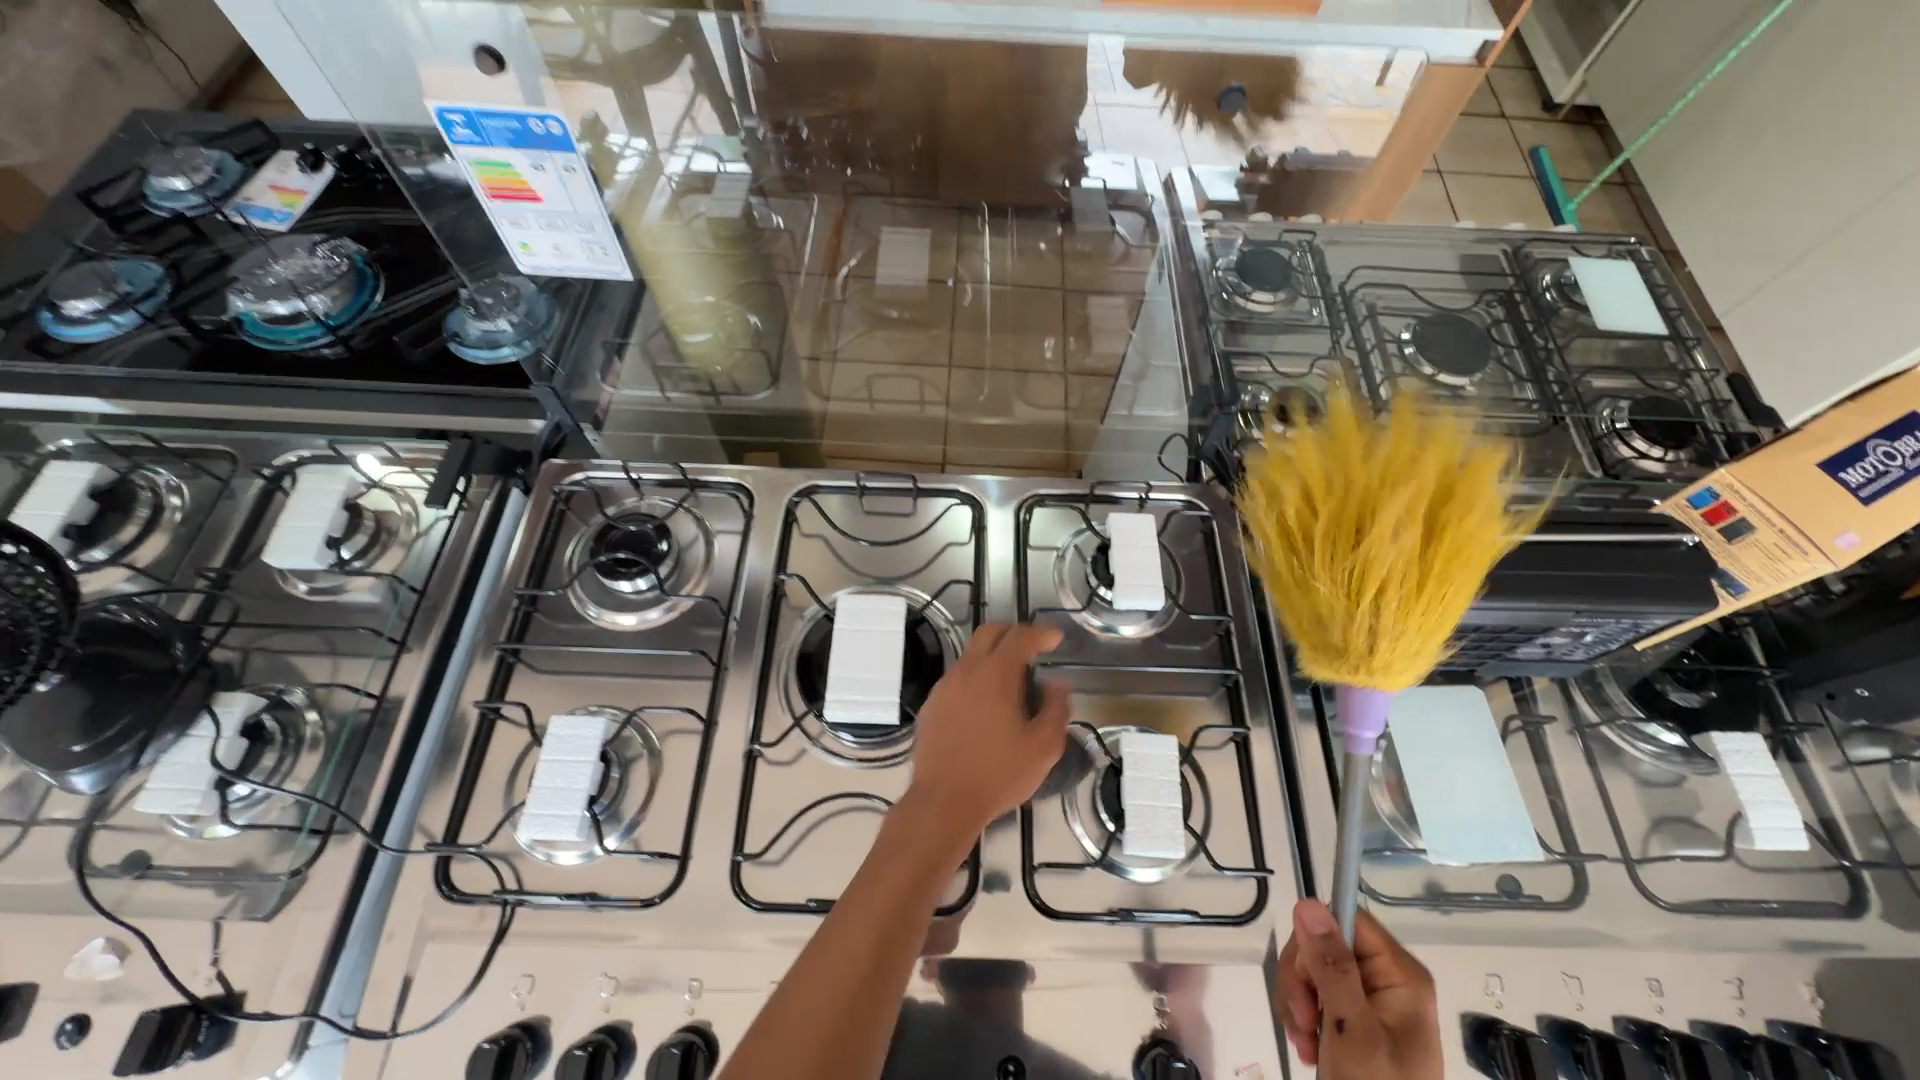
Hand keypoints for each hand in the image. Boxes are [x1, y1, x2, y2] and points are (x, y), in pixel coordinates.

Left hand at [904, 623, 1070, 835]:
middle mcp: (966, 671)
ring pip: (970, 656)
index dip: (1042, 633)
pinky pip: (957, 680)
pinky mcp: (931, 706)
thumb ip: (1056, 708)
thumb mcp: (1044, 746)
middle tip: (1033, 648)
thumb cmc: (999, 773)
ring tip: (1013, 683)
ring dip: (993, 658)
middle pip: (989, 633)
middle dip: (1014, 633)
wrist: (944, 801)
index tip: (1056, 638)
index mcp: (996, 674)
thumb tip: (1058, 683)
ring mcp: (944, 687)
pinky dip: (976, 680)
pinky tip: (986, 706)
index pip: (1021, 637)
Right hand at [1277, 899, 1440, 1079]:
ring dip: (1298, 1004)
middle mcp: (1387, 978)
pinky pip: (1316, 996)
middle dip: (1302, 980)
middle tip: (1302, 1021)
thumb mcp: (1352, 1031)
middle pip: (1325, 944)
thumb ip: (1332, 967)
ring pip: (1314, 970)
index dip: (1315, 940)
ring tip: (1304, 1043)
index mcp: (1400, 974)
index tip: (1304, 979)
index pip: (1346, 920)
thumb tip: (1308, 902)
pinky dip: (1302, 1018)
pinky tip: (1307, 1046)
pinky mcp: (1355, 1017)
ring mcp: (1372, 999)